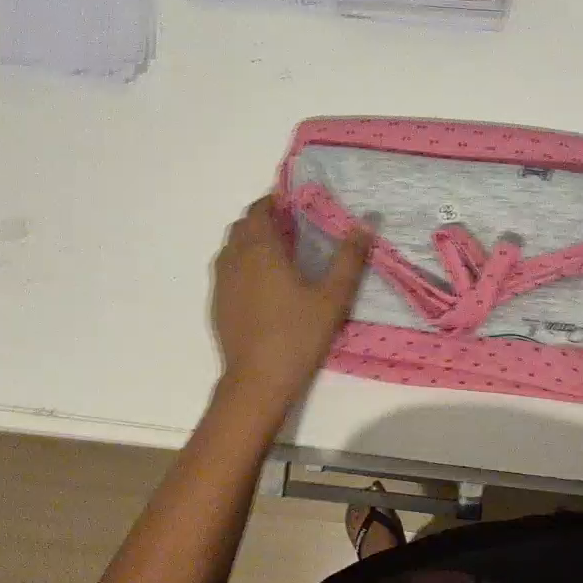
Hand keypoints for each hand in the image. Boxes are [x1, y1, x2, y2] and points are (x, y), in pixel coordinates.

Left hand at [211, 195, 371, 413]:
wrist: (257, 380)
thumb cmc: (297, 336)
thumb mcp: (332, 298)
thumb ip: (349, 259)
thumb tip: (365, 224)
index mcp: (260, 249)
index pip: (260, 209)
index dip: (275, 202)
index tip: (297, 208)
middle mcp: (234, 258)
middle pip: (243, 225)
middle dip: (264, 221)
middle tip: (292, 231)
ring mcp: (221, 282)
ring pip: (231, 248)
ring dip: (250, 243)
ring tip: (278, 257)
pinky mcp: (216, 304)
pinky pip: (227, 271)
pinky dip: (242, 266)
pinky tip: (263, 288)